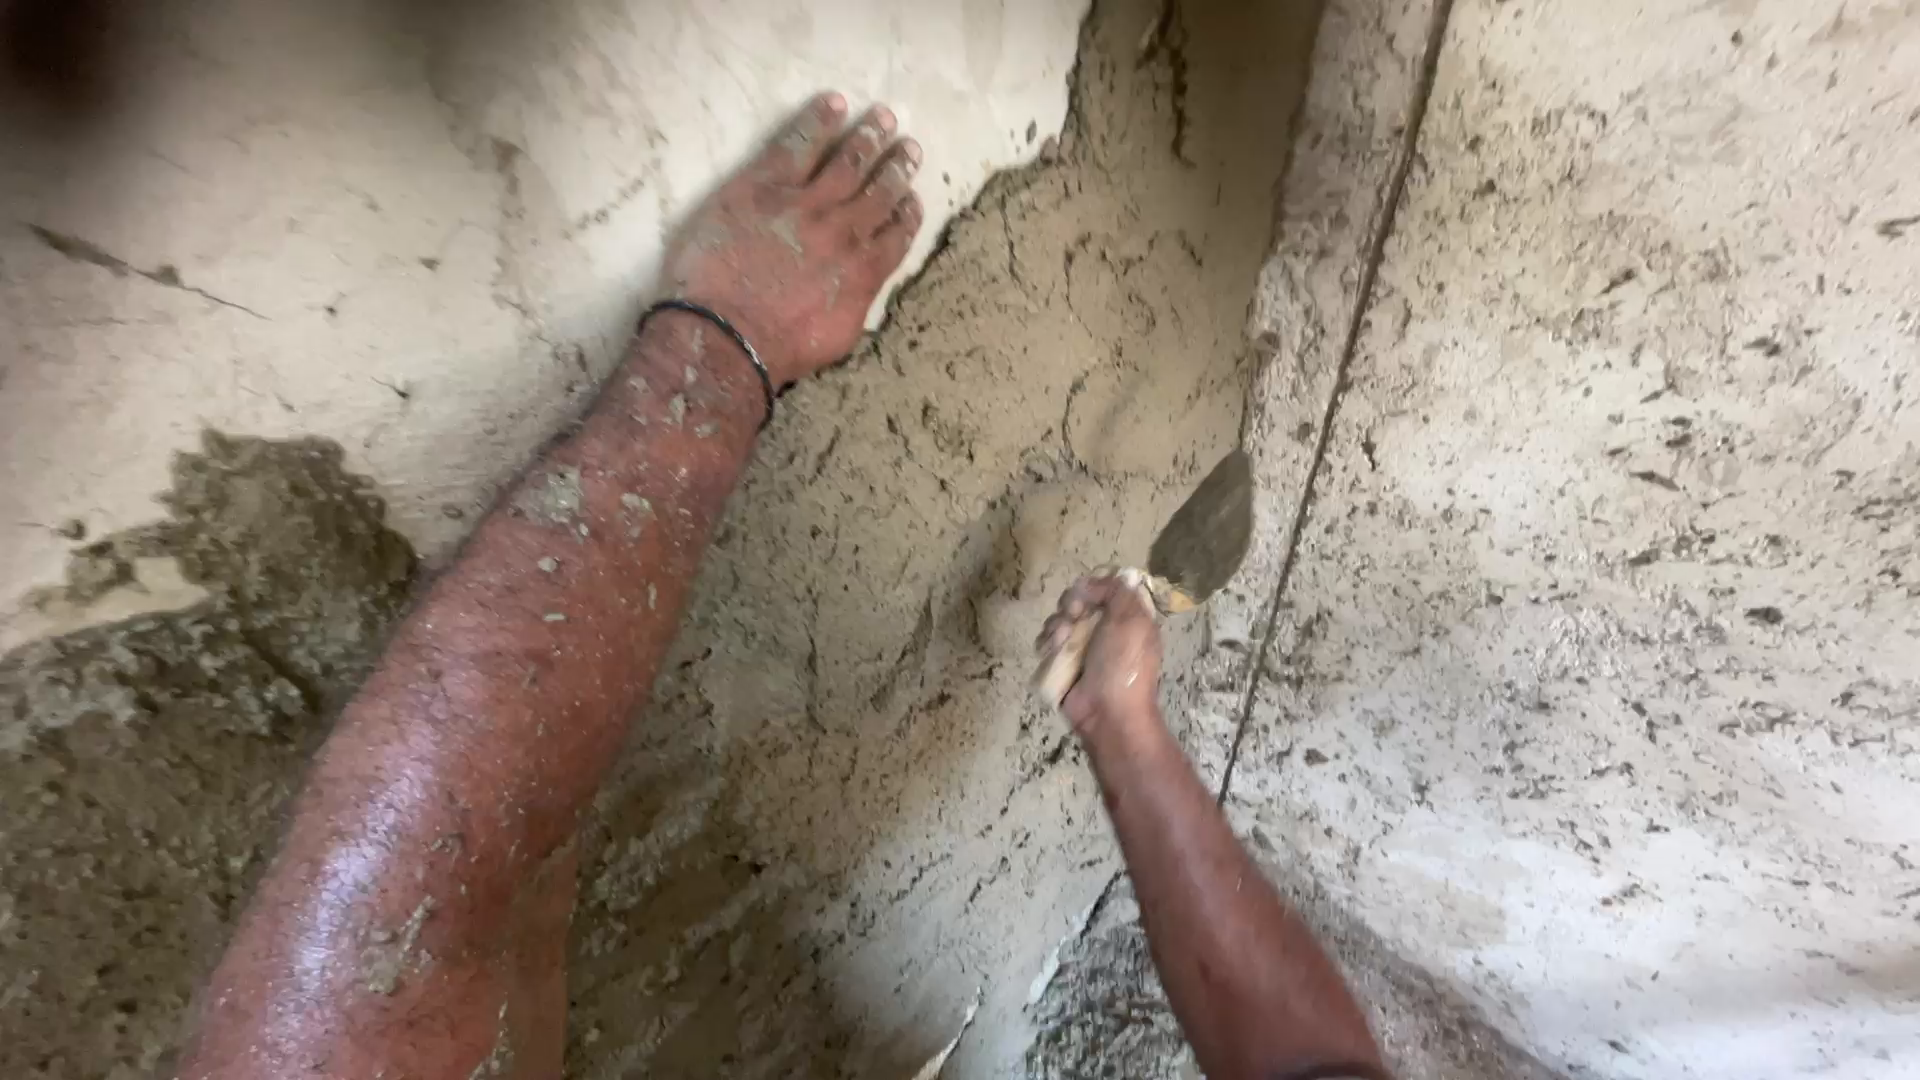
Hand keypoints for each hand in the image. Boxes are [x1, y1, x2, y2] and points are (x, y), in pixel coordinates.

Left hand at [664, 91, 924, 387]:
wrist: (729, 333)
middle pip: (879, 191)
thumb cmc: (781, 349)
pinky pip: (799, 143)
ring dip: (869, 137)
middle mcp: (845, 231)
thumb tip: (860, 286)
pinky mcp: (765, 185)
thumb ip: (857, 303)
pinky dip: (819, 121)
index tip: (913, 197)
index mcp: (864, 272)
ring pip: (848, 161)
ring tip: (883, 118)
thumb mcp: (839, 338)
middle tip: (910, 147)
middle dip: (898, 167)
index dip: (908, 213)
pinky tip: (834, 105)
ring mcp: (806, 204)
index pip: (897, 234)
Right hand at [1036, 574, 1164, 738]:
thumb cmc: (1124, 664)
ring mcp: (1081, 646)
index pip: (1104, 588)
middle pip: (1077, 600)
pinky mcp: (1062, 662)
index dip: (1092, 587)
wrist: (1107, 712)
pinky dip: (1046, 643)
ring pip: (1059, 619)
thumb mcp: (1132, 620)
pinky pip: (1046, 641)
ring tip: (1061, 642)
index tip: (1088, 595)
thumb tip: (1091, 582)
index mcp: (1127, 618)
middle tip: (1073, 617)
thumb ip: (1116, 591)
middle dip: (1070, 605)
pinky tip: (1050, 651)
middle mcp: (1104, 628)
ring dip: (1056, 626)